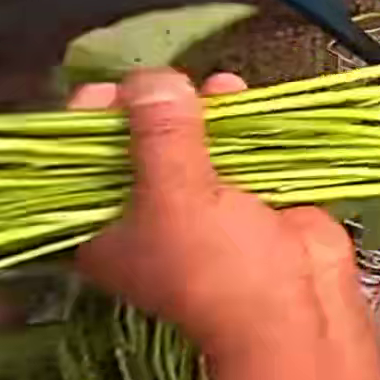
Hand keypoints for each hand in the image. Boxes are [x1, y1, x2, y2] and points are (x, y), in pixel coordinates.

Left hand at [70, 69, 364, 361]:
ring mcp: (212, 202)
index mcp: (105, 221)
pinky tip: (256, 103)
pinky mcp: (260, 196)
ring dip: (213, 114)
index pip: (82, 160)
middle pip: (148, 145)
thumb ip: (164, 136)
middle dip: (163, 110)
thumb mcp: (178, 198)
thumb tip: (154, 77)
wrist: (296, 302)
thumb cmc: (217, 265)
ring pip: (205, 146)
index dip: (95, 121)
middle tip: (173, 80)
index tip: (116, 87)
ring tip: (224, 84)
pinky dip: (254, 129)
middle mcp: (154, 208)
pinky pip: (251, 154)